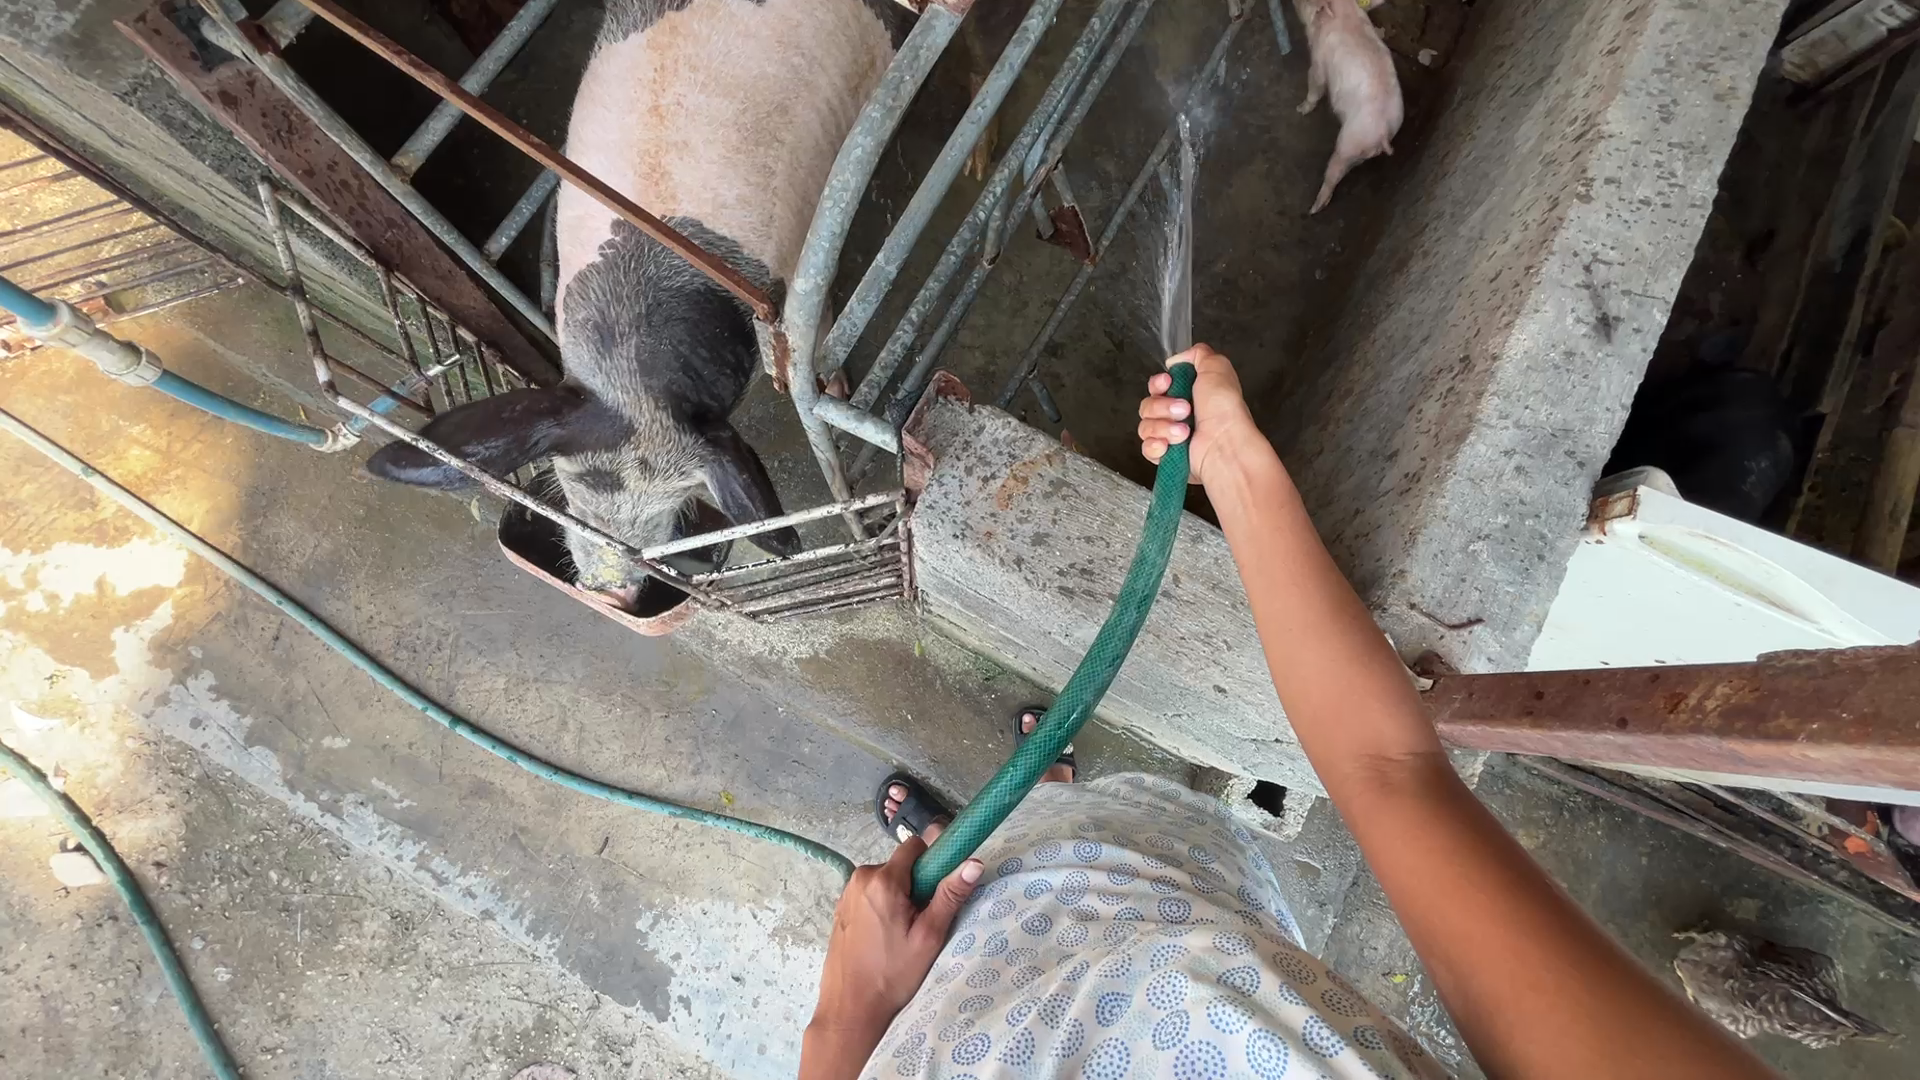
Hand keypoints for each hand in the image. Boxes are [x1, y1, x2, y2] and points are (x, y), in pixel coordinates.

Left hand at [801, 839, 983, 1078]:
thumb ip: (950, 895)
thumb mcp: (928, 937)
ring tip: (900, 933)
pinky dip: (880, 906)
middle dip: (913, 885)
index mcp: (883, 880)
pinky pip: (869, 893)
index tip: (936, 889)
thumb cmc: (892, 976)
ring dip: (897, 897)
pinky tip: (882, 936)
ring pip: (885, 880)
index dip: (930, 862)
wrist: (849, 1010)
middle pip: (899, 865)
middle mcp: (860, 877)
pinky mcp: (840, 907)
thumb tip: (974, 862)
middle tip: (919, 920)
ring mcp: (847, 892)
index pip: (914, 846)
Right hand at [1138, 344, 1271, 487]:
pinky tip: (1169, 447)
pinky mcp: (1166, 456)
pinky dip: (1156, 446)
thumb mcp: (1216, 368)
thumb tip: (1177, 359)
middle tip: (1184, 410)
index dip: (1158, 384)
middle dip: (1162, 406)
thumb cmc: (1224, 410)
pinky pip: (1146, 448)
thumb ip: (1198, 354)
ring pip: (1145, 427)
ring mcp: (1171, 436)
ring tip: (1184, 432)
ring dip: (1163, 427)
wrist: (1223, 445)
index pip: (1157, 386)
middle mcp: (1179, 415)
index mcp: (1189, 394)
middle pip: (1148, 405)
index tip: (1167, 384)